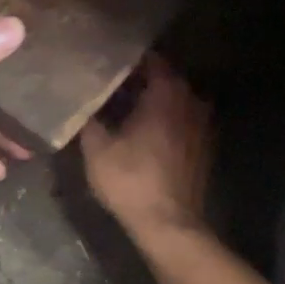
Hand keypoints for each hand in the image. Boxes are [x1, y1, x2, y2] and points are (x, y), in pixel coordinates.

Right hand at [80, 55, 213, 236]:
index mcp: (167, 91)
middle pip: (163, 80)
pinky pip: (182, 124)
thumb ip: (88, 118)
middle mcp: (192, 99)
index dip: (126, 61)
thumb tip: (79, 100)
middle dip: (138, 84)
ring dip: (152, 106)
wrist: (168, 224)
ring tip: (124, 115)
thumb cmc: (131, 181)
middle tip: (109, 90)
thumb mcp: (96, 150)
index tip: (105, 65)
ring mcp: (203, 124)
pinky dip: (165, 125)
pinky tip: (144, 139)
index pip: (149, 59)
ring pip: (174, 103)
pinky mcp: (205, 148)